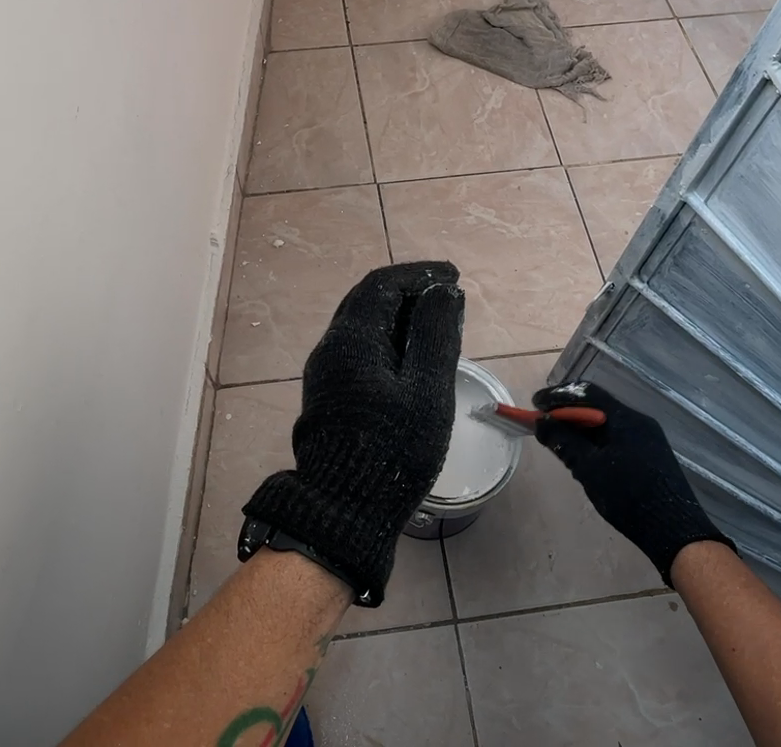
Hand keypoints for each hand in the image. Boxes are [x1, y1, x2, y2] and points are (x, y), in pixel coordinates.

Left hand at [241, 262, 464, 605]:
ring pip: (364, 326)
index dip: (420, 274)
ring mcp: (327, 371)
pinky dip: (389, 338)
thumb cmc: (393, 447)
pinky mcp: (330, 391)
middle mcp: (332, 347)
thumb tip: (442, 291)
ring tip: (437, 322)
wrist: (343, 506)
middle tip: (448, 296)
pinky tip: (412, 355)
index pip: (383, 284)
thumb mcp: (427, 388)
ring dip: (399, 316)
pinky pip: (361, 348)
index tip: (452, 276)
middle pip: (370, 301)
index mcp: (352, 338)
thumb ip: (435, 334)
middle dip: (410, 292)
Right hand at [533, 382, 732, 584]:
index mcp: (625, 418)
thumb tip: (541, 421)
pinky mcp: (651, 455)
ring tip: (561, 443)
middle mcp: (639, 421)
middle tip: (546, 425)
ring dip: (581, 429)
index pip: (587, 393)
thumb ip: (564, 442)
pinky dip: (596, 441)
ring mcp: (648, 438)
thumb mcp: (589, 469)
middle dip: (568, 413)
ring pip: (607, 424)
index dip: (558, 396)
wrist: (674, 530)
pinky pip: (617, 438)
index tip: (536, 404)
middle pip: (597, 406)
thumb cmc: (628, 496)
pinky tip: (586, 459)